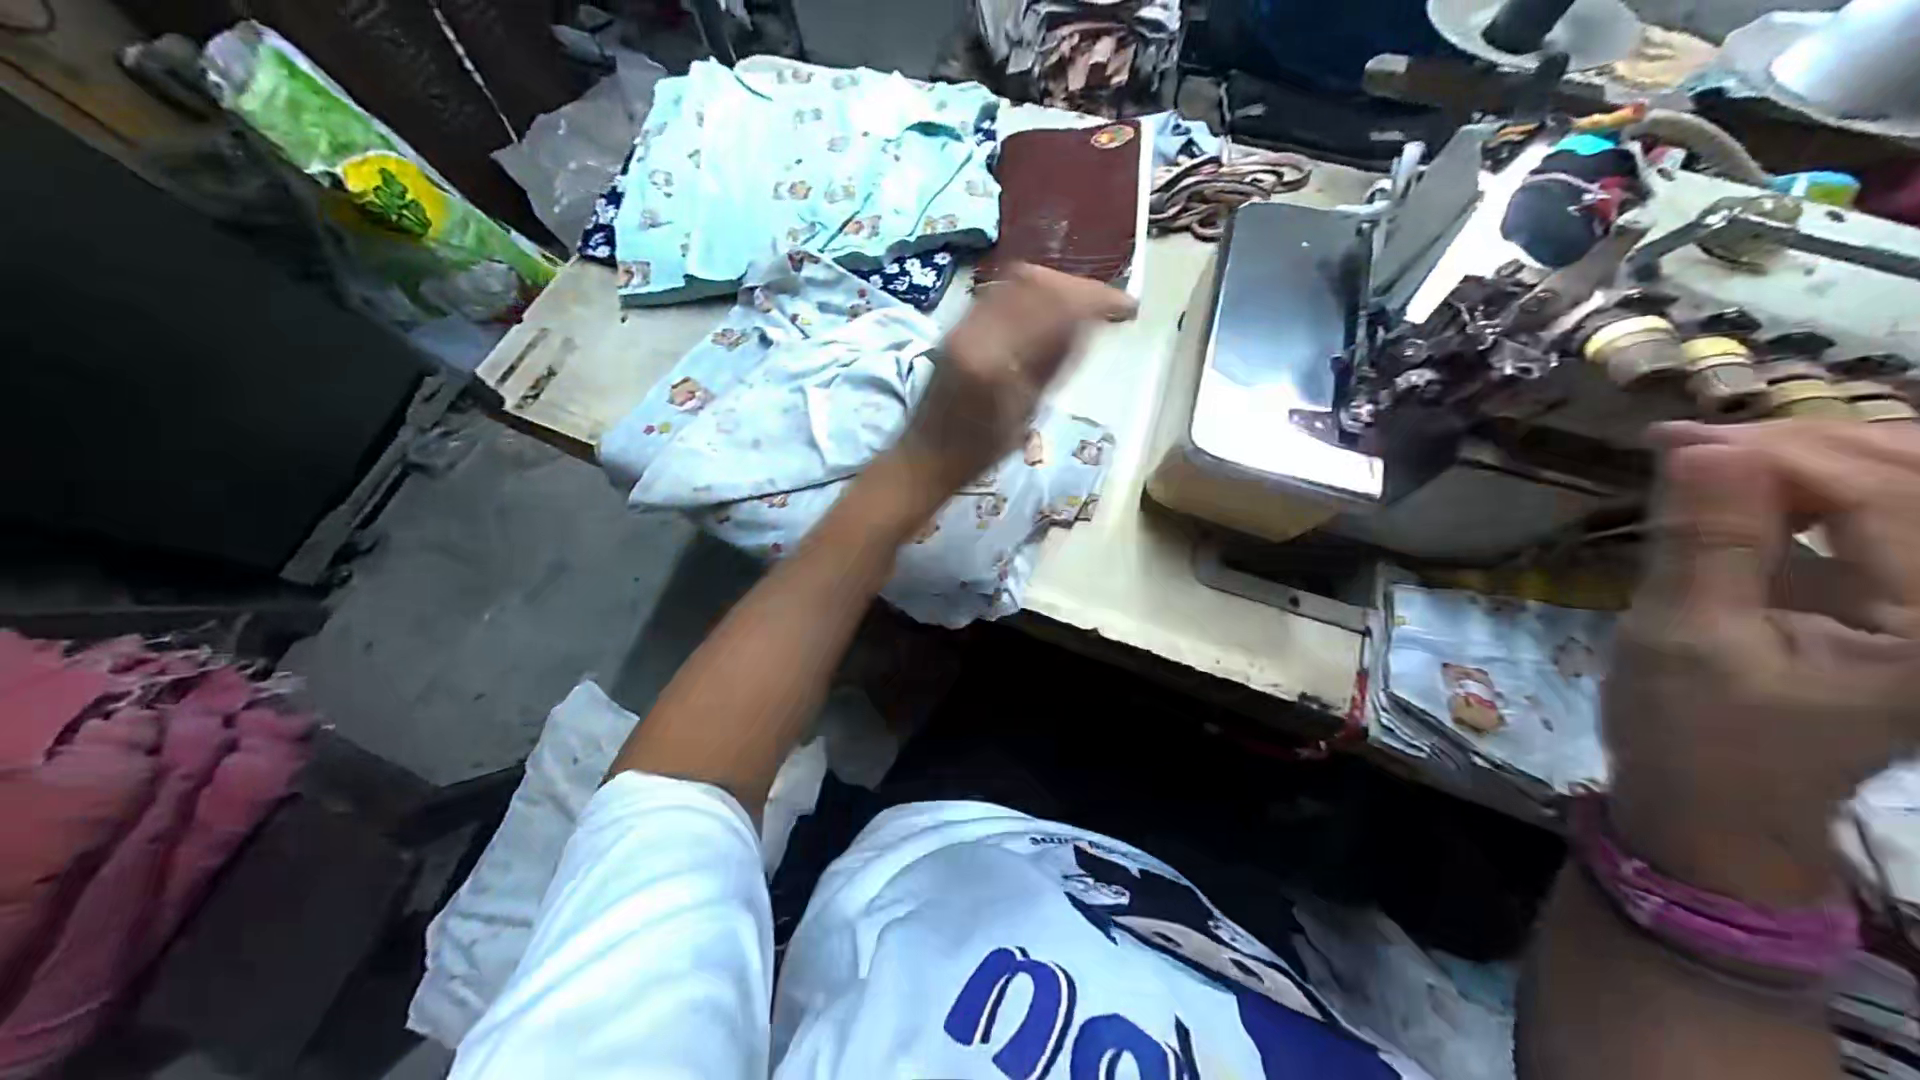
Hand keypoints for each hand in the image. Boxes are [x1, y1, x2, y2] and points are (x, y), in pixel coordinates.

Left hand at [890, 263, 1136, 500]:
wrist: (925, 456)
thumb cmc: (978, 452)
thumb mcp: (1026, 414)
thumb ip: (1055, 363)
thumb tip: (1090, 322)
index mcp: (996, 359)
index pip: (1056, 308)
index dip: (1097, 299)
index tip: (1127, 308)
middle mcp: (974, 329)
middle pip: (1036, 282)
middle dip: (1078, 287)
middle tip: (1107, 305)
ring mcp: (960, 323)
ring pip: (1016, 281)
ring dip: (1055, 286)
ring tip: (1082, 305)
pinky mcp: (955, 325)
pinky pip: (999, 292)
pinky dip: (1031, 292)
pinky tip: (1048, 310)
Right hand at [1606, 421, 1919, 904]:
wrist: (1716, 802)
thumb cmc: (1692, 733)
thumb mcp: (1683, 639)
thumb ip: (1707, 543)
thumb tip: (1702, 447)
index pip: (1891, 497)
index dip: (1783, 455)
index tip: (1674, 443)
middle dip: (1808, 445)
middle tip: (1691, 444)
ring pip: (1915, 487)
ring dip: (1819, 458)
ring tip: (1716, 457)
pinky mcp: (1915, 603)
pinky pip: (1892, 516)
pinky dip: (1824, 489)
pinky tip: (1755, 484)